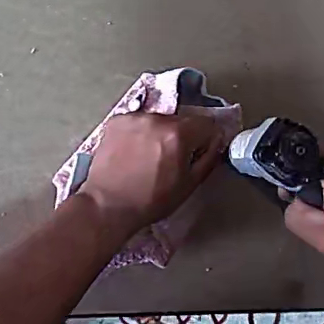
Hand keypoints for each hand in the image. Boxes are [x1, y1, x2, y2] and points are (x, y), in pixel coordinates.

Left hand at [80, 113, 224, 235]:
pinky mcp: (116, 121)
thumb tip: (216, 141)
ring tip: (148, 157)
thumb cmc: (151, 200)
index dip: (206, 138)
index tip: (197, 151)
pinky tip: (132, 151)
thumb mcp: (189, 184)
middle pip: (182, 120)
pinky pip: (138, 122)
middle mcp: (157, 119)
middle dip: (181, 136)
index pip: (206, 122)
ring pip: (159, 120)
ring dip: (159, 133)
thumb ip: (209, 157)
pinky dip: (139, 133)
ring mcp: (134, 118)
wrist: (107, 206)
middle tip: (170, 159)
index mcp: (179, 134)